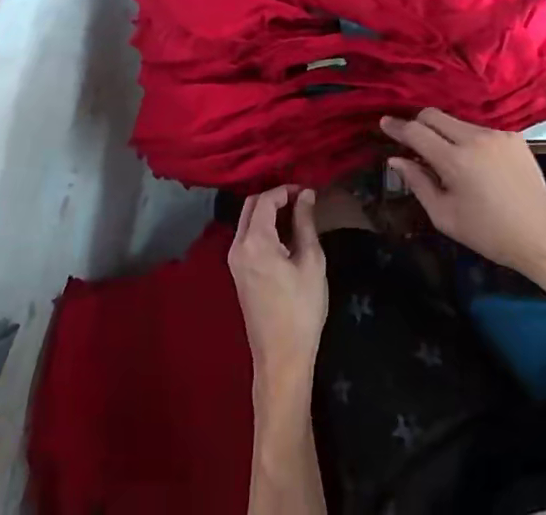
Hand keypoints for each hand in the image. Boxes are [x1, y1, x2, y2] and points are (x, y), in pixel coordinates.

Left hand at [229, 186, 327, 391]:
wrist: (281, 355)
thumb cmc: (302, 308)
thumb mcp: (311, 261)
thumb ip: (305, 223)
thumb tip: (306, 195)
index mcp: (255, 242)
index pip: (265, 200)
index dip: (286, 190)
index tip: (308, 191)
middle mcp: (237, 246)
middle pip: (250, 206)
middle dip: (275, 196)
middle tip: (302, 199)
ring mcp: (234, 260)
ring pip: (247, 221)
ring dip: (269, 211)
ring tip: (298, 213)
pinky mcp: (238, 272)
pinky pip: (248, 237)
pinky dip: (264, 226)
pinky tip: (286, 233)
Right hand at [380, 109, 545, 281]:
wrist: (540, 235)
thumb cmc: (487, 233)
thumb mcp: (444, 215)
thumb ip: (418, 183)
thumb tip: (396, 159)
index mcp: (455, 160)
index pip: (416, 131)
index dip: (397, 126)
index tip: (384, 123)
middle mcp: (476, 138)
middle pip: (435, 115)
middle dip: (418, 123)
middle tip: (411, 140)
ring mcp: (498, 134)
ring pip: (459, 122)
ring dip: (445, 134)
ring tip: (448, 160)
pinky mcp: (514, 137)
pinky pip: (482, 131)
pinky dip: (470, 141)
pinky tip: (476, 164)